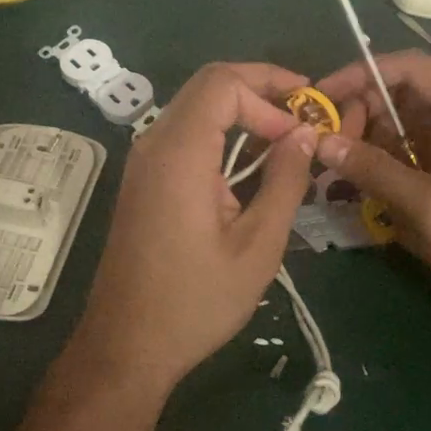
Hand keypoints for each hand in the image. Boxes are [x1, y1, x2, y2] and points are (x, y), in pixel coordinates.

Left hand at [66, 63, 316, 392]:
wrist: (124, 346)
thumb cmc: (194, 302)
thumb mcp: (257, 247)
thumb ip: (284, 182)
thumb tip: (306, 134)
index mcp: (179, 152)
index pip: (223, 83)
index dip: (270, 91)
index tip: (304, 127)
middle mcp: (155, 143)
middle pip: (208, 85)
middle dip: (259, 89)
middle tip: (303, 113)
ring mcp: (144, 160)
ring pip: (196, 106)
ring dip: (241, 109)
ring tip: (286, 135)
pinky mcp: (144, 179)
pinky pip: (185, 132)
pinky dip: (221, 131)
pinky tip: (252, 160)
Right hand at [315, 50, 430, 326]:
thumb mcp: (430, 208)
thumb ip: (374, 170)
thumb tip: (320, 142)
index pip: (411, 68)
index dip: (363, 74)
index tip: (321, 95)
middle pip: (400, 95)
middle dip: (360, 112)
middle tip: (325, 141)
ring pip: (399, 126)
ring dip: (365, 139)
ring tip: (331, 162)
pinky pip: (405, 156)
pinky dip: (379, 163)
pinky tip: (352, 180)